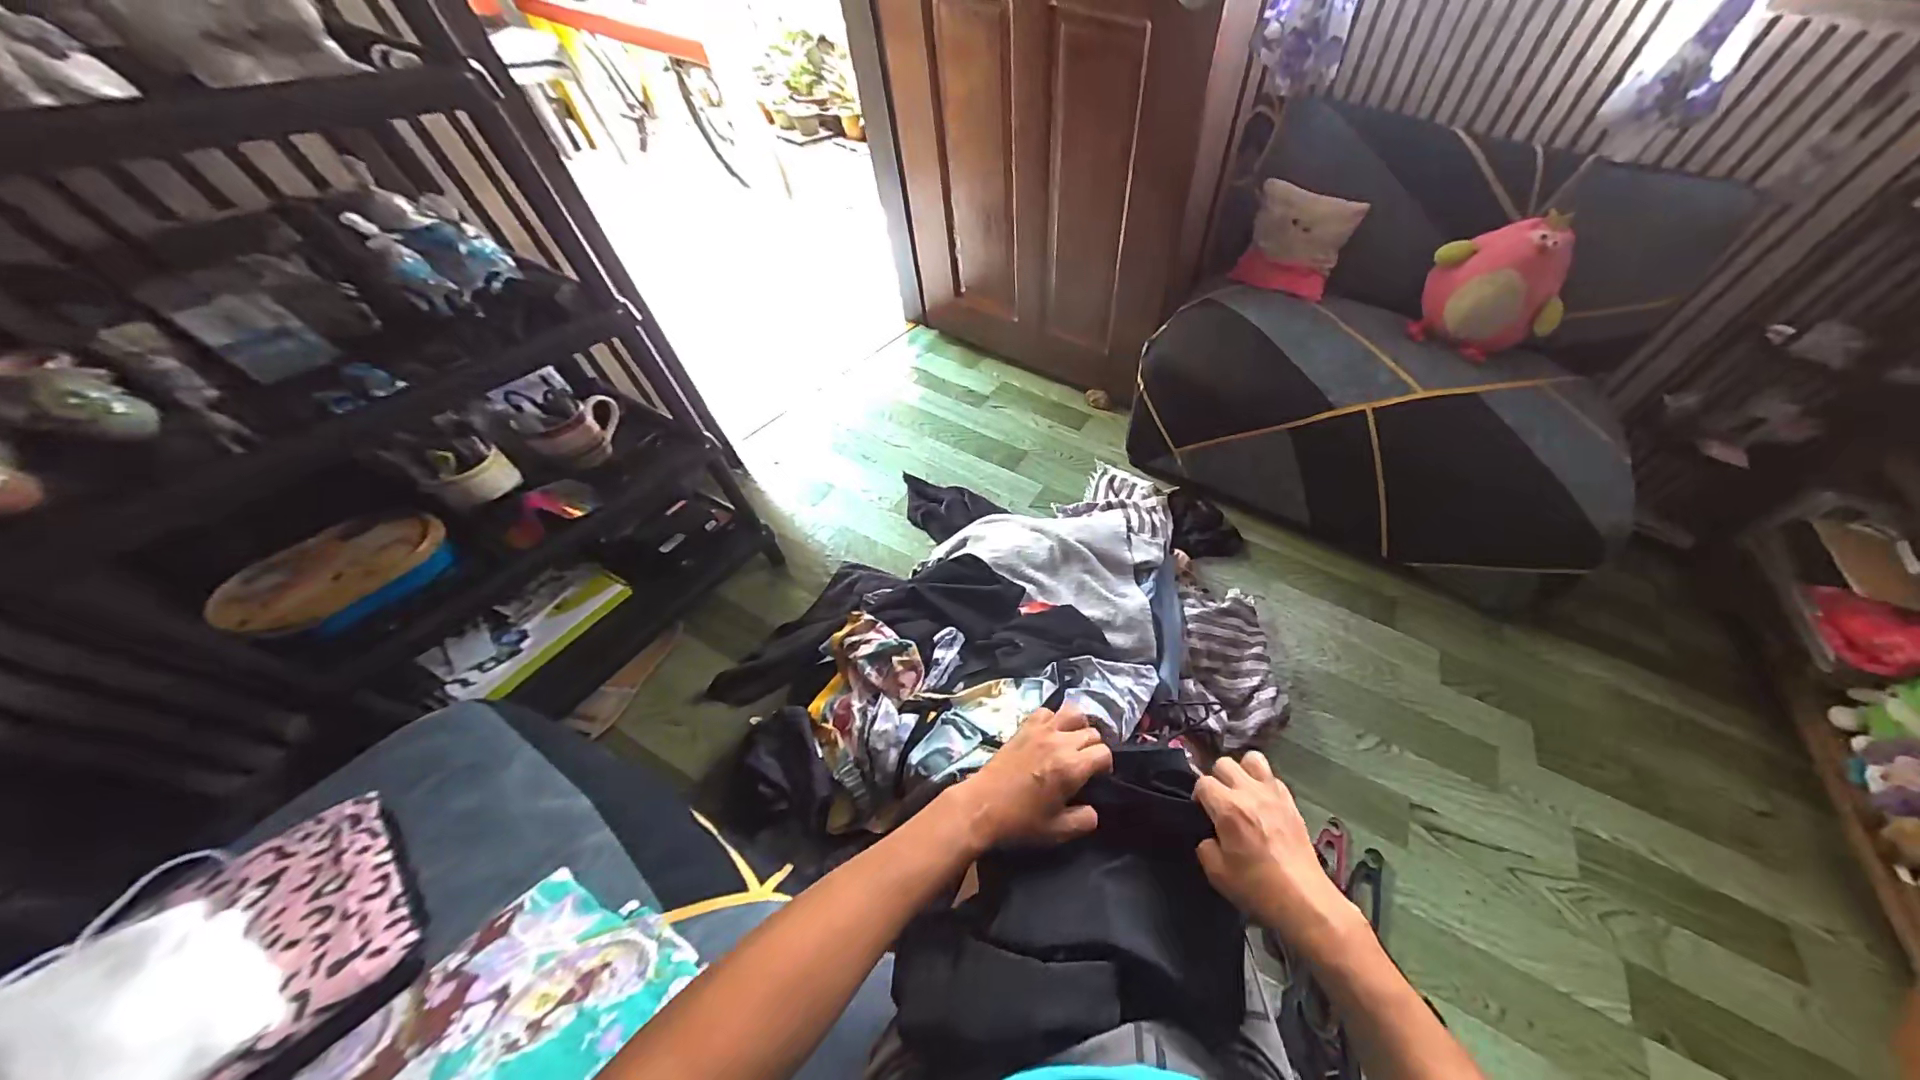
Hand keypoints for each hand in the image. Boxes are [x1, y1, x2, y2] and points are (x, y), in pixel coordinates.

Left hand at [939, 706, 1113, 854]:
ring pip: (1073, 712)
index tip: (1096, 778)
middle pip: (1092, 732)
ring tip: (1071, 743)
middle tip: (1083, 764)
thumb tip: (1093, 809)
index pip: (1104, 753)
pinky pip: (1046, 712)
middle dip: (1093, 748)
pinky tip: (1049, 735)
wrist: (980, 806)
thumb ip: (1085, 820)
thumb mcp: (1058, 831)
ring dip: (1078, 726)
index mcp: (1071, 767)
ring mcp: (1040, 731)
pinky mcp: (1023, 728)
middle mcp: (1059, 742)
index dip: (1105, 766)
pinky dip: (1053, 719)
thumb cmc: (1020, 821)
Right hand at [1194, 752, 1357, 943]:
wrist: (1305, 901)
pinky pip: (1273, 777)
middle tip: (1220, 802)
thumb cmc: (1258, 888)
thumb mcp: (1217, 873)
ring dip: (1242, 772)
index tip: (1202, 812)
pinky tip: (1263, 804)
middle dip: (1217, 779)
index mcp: (1228, 809)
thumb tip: (1209, 835)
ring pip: (1252, 759)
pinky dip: (1264, 784)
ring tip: (1242, 793)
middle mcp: (1250, 793)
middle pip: (1224, 763)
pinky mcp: (1292, 803)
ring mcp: (1274, 795)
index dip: (1198, 796)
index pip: (1202, 782)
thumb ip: (1204, 846)